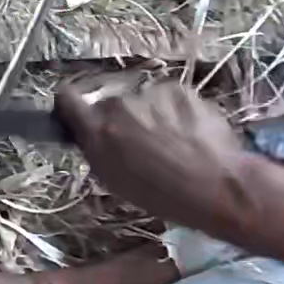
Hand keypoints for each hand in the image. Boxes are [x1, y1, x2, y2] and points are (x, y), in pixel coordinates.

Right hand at [56, 76, 254, 236]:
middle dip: (121, 119)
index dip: (71, 106)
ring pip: (142, 100)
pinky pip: (168, 97)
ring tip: (174, 142)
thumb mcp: (115, 181)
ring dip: (150, 115)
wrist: (216, 184)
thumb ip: (98, 149)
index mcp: (98, 130)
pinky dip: (175, 111)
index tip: (80, 117)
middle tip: (142, 144)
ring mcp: (149, 92)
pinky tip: (191, 132)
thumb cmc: (162, 195)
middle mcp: (118, 104)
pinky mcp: (178, 88)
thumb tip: (93, 134)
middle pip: (110, 104)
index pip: (66, 99)